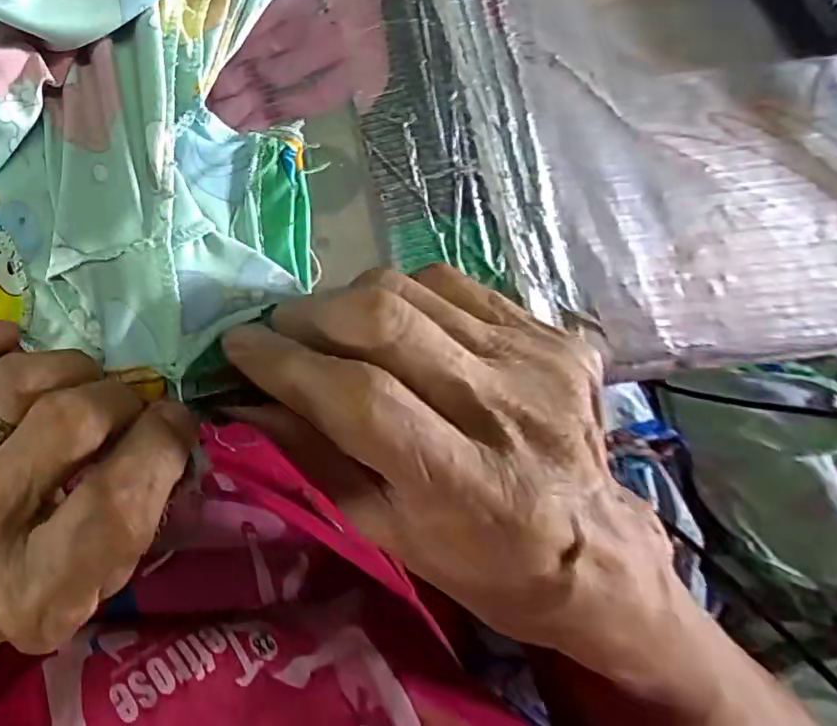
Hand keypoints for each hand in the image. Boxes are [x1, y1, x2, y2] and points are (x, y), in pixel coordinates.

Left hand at [0, 316, 195, 669]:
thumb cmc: (40, 584)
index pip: (112, 503)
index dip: (159, 449)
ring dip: (69, 368)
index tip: (179, 420)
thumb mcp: (101, 582)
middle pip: (64, 423)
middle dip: (119, 401)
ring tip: (89, 382)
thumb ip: (139, 512)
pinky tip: (10, 336)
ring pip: (11, 381)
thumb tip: (170, 426)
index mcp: (38, 584)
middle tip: (137, 403)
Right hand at [219, 265, 687, 680]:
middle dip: (306, 316)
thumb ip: (304, 455)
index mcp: (466, 481)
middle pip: (382, 319)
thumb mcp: (376, 527)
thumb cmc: (472, 555)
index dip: (285, 362)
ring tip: (331, 330)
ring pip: (404, 287)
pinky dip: (398, 293)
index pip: (359, 395)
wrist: (600, 554)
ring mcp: (538, 363)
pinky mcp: (554, 335)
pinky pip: (445, 281)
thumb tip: (236, 400)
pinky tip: (396, 327)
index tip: (236, 346)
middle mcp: (509, 412)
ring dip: (343, 300)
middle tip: (278, 332)